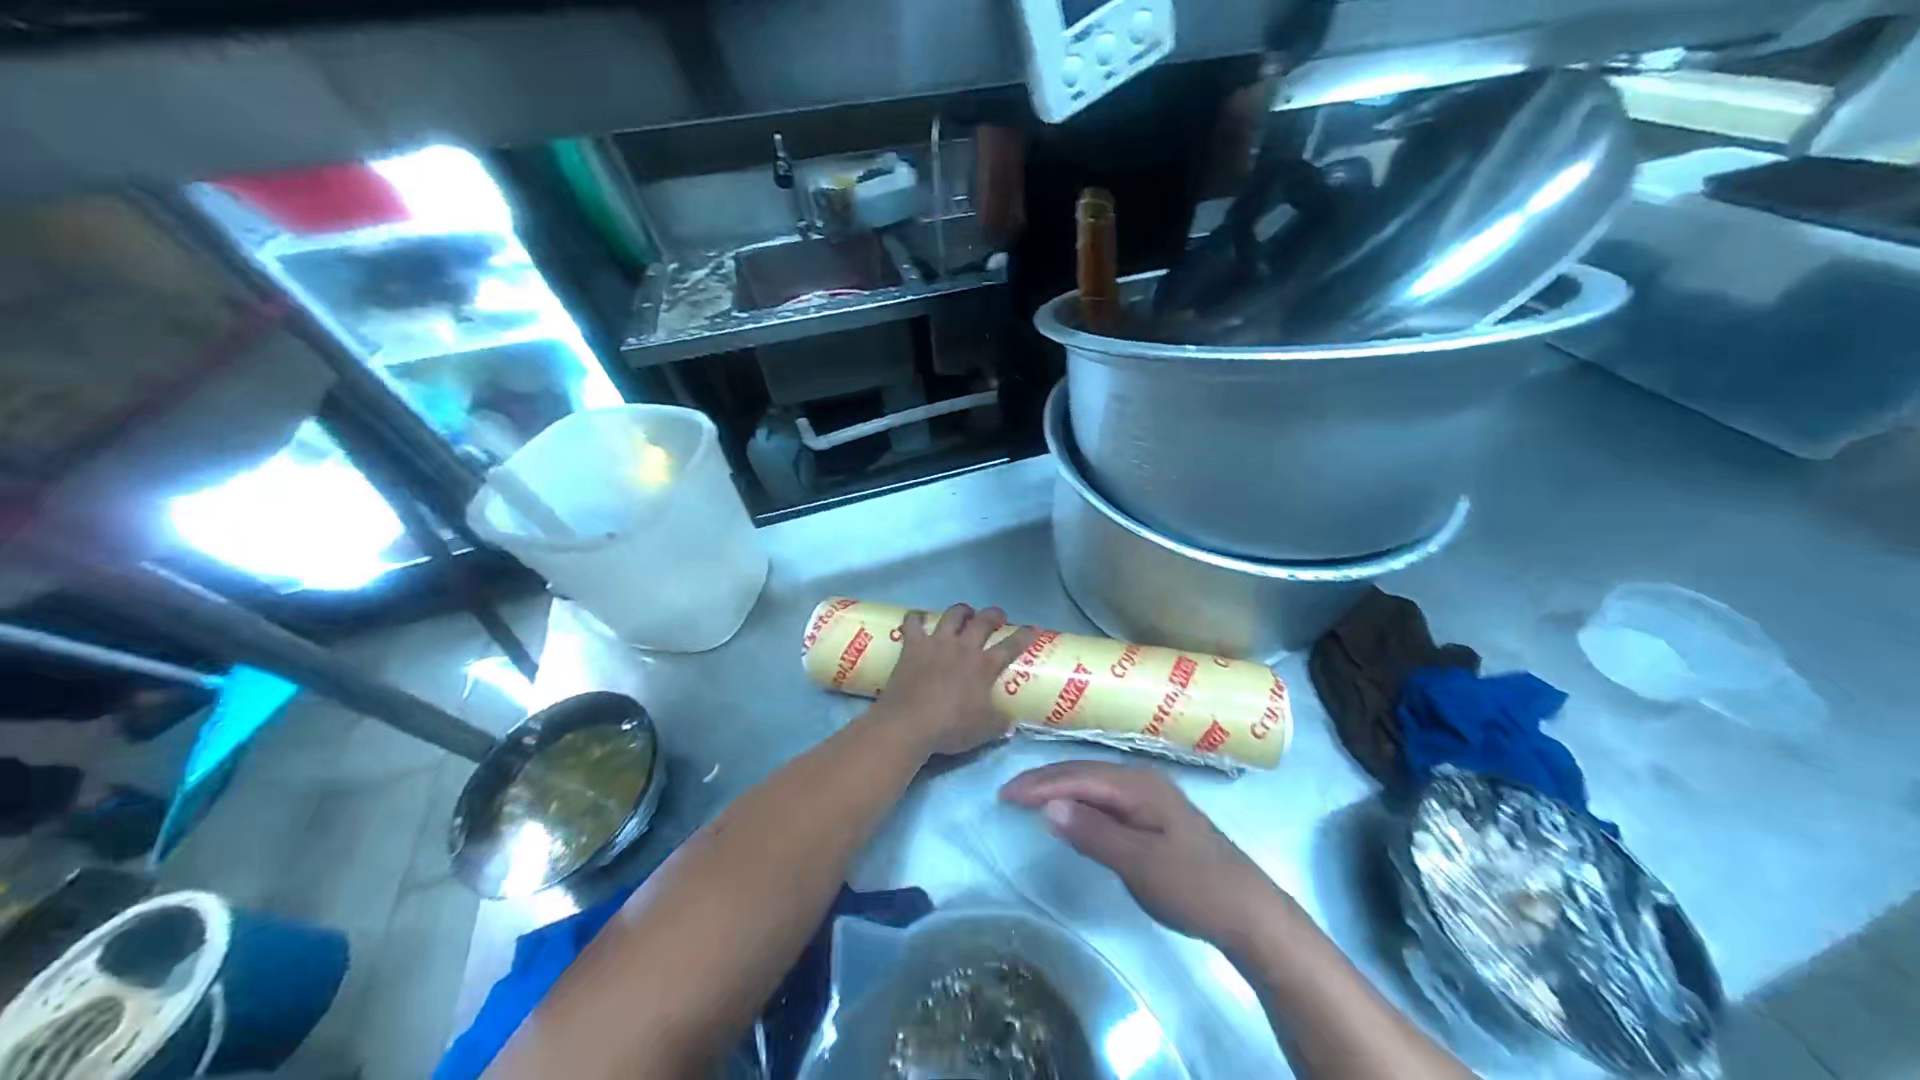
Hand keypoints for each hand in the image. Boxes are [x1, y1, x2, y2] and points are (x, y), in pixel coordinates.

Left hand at [867, 604, 1037, 758]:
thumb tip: (1010, 722)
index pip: (1011, 645)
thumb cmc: (951, 727)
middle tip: (998, 616)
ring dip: (961, 610)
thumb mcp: (986, 731)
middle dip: (994, 614)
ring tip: (965, 612)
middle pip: (983, 620)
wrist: (910, 724)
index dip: (1024, 635)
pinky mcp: (912, 646)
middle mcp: (962, 647)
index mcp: (984, 666)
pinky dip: (915, 617)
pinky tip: (917, 618)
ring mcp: (936, 643)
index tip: (1033, 628)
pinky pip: (913, 623)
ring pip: (953, 615)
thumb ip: (1001, 723)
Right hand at [1000, 761, 1286, 947]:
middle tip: (1008, 795)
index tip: (1004, 795)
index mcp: (1138, 785)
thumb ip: (1093, 832)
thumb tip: (1048, 806)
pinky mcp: (1154, 813)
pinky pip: (1105, 796)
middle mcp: (1142, 780)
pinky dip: (1079, 799)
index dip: (1039, 784)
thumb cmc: (1193, 886)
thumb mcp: (1140, 864)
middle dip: (1044, 781)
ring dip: (1059, 788)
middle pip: (1083, 772)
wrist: (1248, 912)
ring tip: (1028, 798)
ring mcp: (1150, 795)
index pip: (1077, 776)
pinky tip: (1069, 810)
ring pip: (1094, 783)